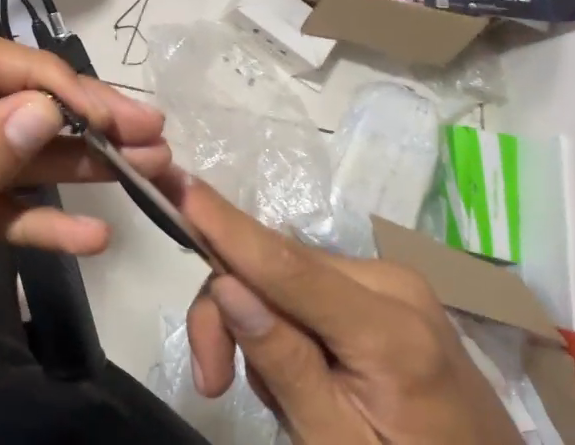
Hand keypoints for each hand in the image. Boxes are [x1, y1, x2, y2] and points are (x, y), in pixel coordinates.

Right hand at [163, 171, 519, 444]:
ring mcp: (396, 284)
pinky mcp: (392, 291)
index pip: (287, 266)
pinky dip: (287, 319)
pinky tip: (302, 370)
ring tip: (273, 393)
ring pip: (284, 274)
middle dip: (229, 312)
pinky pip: (309, 285)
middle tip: (211, 380)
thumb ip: (285, 365)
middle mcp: (394, 286)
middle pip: (274, 269)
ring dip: (257, 322)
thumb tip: (226, 284)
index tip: (178, 182)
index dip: (227, 225)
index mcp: (390, 333)